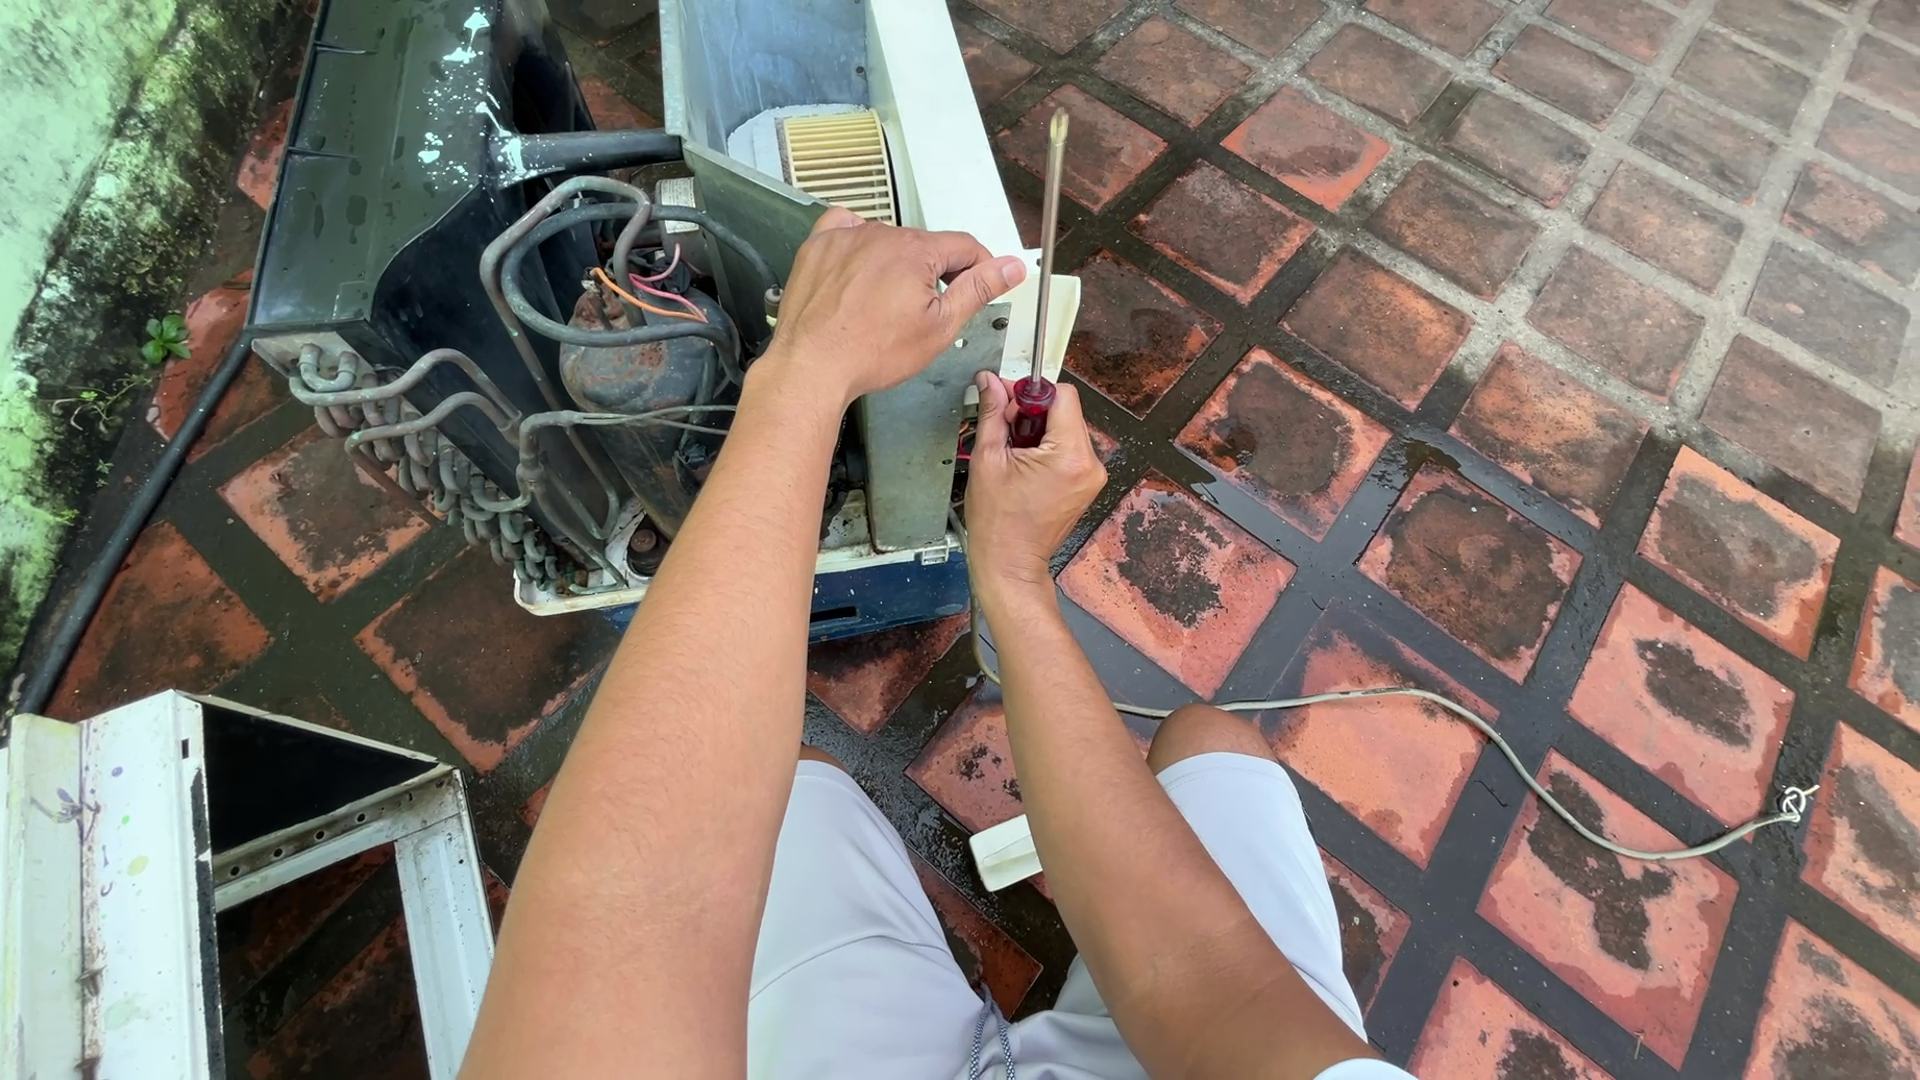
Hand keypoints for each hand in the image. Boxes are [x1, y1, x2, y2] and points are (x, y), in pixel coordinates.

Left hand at [760, 208, 1027, 405]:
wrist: (813, 366)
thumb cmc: (873, 352)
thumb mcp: (939, 327)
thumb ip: (977, 290)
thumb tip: (1011, 266)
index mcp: (917, 250)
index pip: (964, 246)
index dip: (980, 266)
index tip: (981, 284)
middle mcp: (881, 233)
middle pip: (924, 246)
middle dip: (933, 273)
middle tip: (927, 312)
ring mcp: (846, 237)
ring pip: (886, 242)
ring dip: (895, 265)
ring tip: (886, 306)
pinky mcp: (818, 247)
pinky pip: (845, 230)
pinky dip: (858, 246)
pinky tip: (859, 270)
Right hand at [965, 373, 1106, 610]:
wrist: (1009, 561)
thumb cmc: (998, 522)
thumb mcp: (988, 459)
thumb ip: (993, 413)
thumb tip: (990, 382)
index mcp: (1070, 455)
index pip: (1063, 395)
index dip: (1031, 393)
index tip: (1009, 404)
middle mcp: (1090, 464)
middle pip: (1066, 410)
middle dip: (1033, 413)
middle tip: (1006, 433)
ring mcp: (1092, 476)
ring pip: (1066, 428)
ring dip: (1039, 431)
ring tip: (1015, 455)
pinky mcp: (1087, 484)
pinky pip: (1069, 449)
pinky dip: (1047, 448)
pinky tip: (1026, 466)